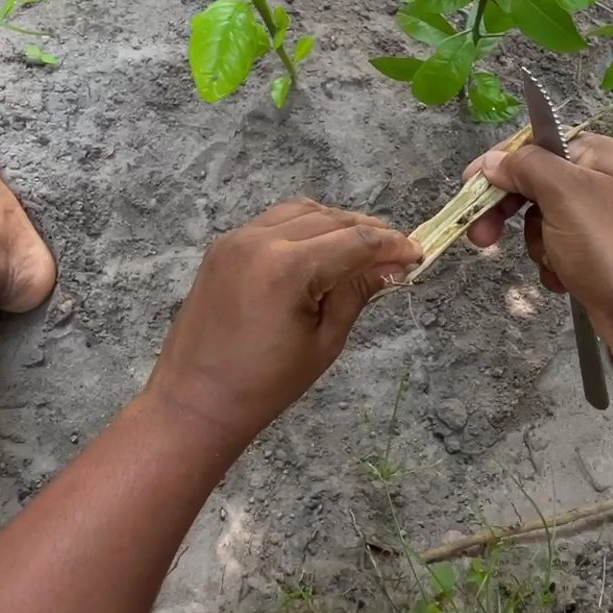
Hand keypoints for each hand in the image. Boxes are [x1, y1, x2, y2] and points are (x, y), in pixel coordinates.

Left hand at [147, 199, 420, 439]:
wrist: (194, 402)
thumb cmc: (264, 385)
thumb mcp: (324, 341)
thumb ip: (357, 292)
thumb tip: (394, 266)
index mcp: (287, 268)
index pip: (354, 242)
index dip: (391, 245)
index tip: (418, 252)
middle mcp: (260, 240)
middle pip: (331, 219)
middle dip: (369, 232)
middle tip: (397, 252)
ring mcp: (237, 239)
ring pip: (303, 211)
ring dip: (337, 223)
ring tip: (363, 247)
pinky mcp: (224, 246)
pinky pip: (274, 221)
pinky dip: (305, 226)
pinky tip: (322, 247)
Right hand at [464, 133, 612, 325]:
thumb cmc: (609, 245)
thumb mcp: (563, 192)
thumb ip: (524, 168)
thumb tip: (492, 161)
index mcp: (594, 155)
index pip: (534, 146)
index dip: (499, 165)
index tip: (469, 187)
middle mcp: (595, 182)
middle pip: (531, 186)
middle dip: (508, 213)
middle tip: (480, 237)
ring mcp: (594, 222)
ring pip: (538, 224)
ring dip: (537, 245)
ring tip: (556, 260)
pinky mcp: (591, 256)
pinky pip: (553, 252)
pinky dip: (552, 265)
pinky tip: (566, 279)